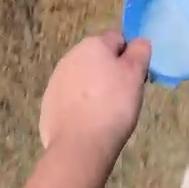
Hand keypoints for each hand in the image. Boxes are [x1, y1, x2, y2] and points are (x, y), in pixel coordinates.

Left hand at [38, 31, 151, 169]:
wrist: (78, 148)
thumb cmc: (112, 105)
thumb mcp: (136, 73)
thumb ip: (140, 50)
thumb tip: (137, 44)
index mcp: (93, 44)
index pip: (118, 39)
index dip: (129, 57)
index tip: (134, 79)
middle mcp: (71, 57)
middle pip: (98, 58)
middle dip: (110, 72)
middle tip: (122, 96)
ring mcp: (56, 82)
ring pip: (83, 79)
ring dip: (94, 89)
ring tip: (105, 113)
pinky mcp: (48, 106)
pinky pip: (71, 99)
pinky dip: (80, 106)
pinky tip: (88, 123)